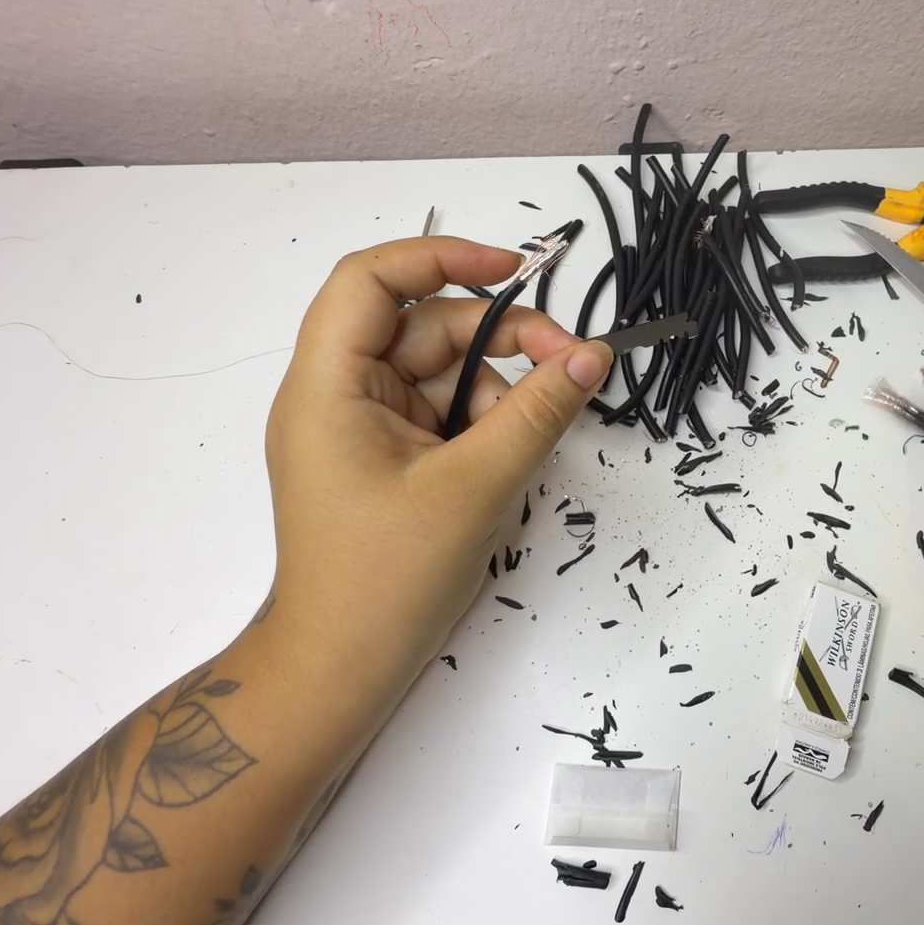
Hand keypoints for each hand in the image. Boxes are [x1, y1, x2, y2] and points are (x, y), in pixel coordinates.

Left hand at [261, 237, 612, 702]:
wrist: (345, 668)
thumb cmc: (391, 579)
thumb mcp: (477, 485)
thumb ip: (540, 412)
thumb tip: (594, 354)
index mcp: (329, 387)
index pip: (371, 280)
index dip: (442, 257)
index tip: (515, 270)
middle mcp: (339, 393)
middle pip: (427, 327)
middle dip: (503, 339)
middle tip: (573, 364)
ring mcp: (365, 426)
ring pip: (446, 370)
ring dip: (501, 389)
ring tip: (534, 436)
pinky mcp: (391, 454)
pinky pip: (448, 410)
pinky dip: (488, 420)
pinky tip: (510, 457)